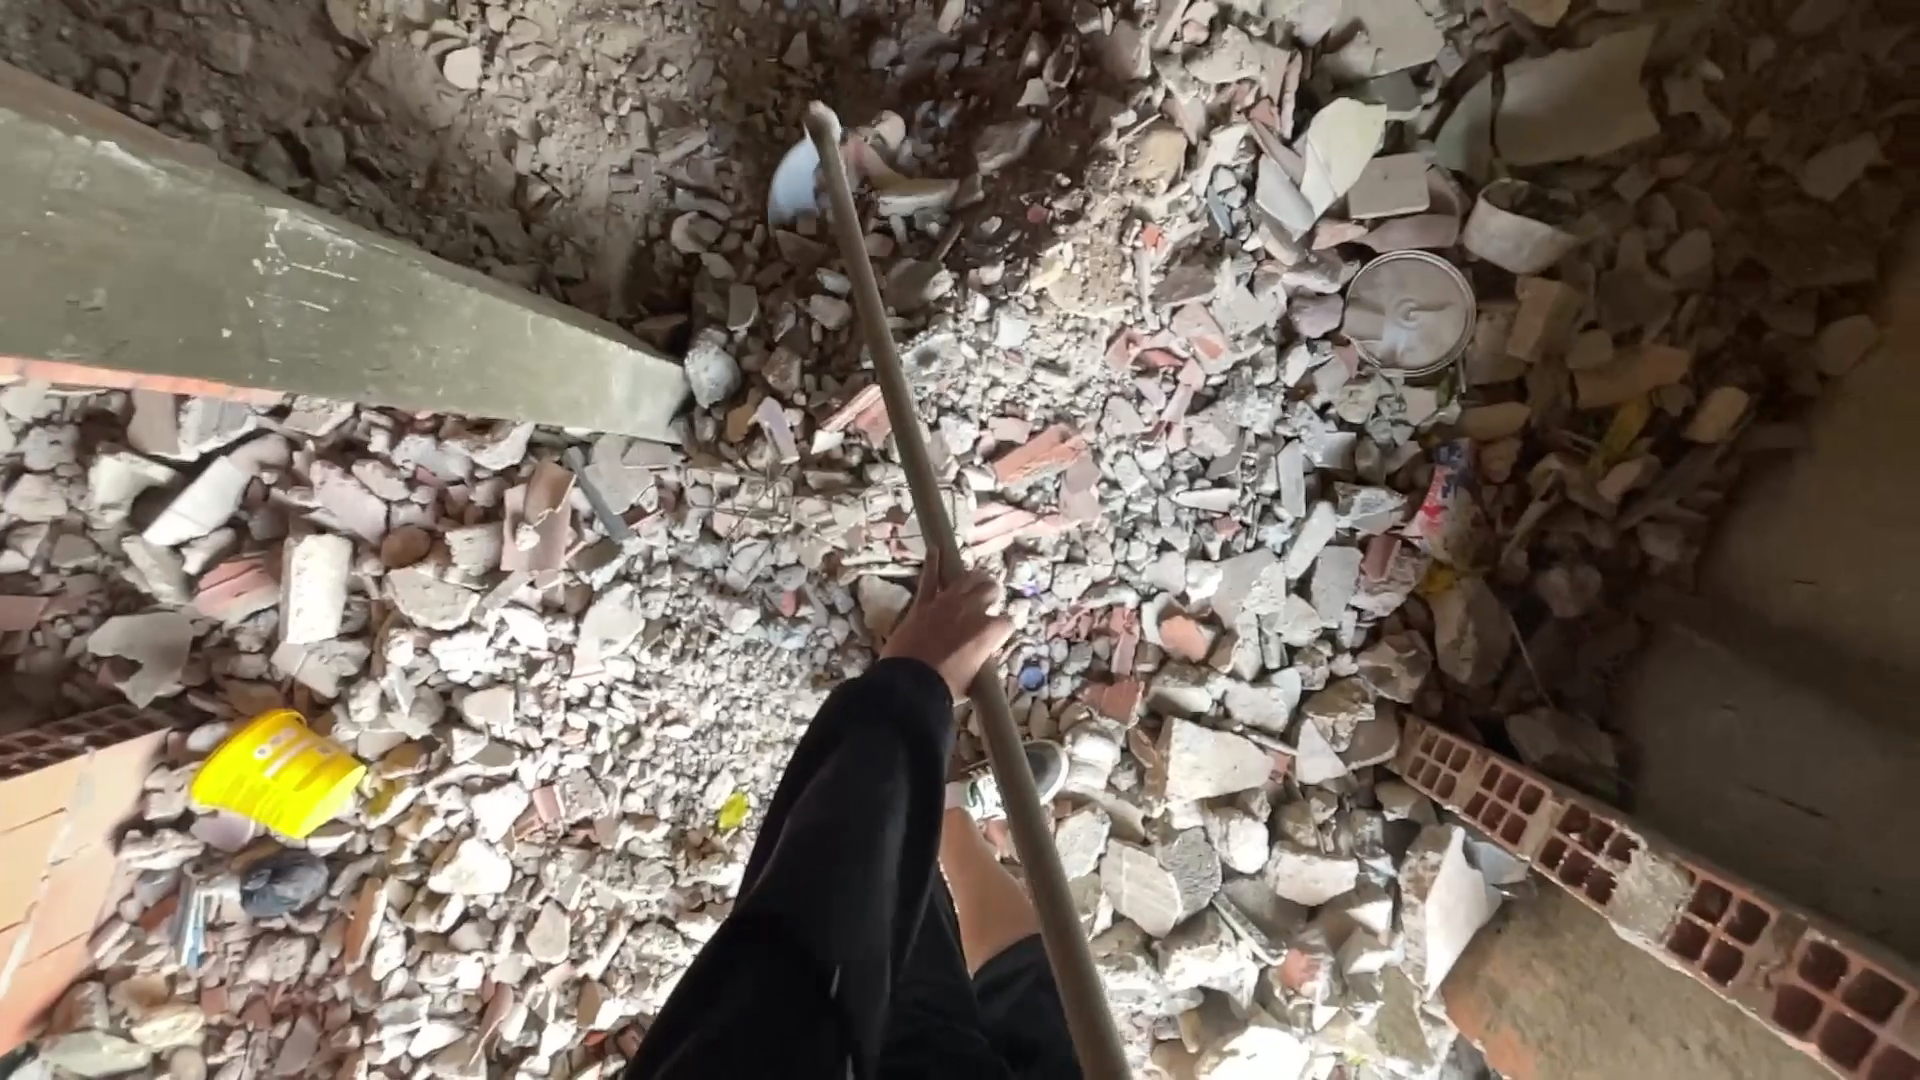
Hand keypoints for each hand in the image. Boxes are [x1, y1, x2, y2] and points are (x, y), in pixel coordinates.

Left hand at [881, 551, 1013, 699]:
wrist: (910, 683)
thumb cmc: (946, 688)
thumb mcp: (975, 679)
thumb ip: (982, 660)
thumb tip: (981, 656)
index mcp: (989, 631)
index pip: (1007, 622)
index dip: (1004, 627)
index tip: (1001, 632)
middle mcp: (971, 610)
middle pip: (989, 591)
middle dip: (992, 595)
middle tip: (991, 598)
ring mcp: (946, 603)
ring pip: (966, 580)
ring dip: (975, 578)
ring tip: (979, 576)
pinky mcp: (923, 603)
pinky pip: (929, 578)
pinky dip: (933, 562)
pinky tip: (935, 548)